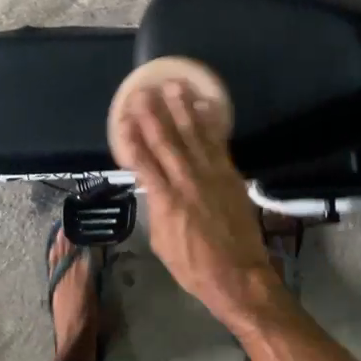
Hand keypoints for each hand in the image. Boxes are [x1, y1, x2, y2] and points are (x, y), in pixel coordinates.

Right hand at [114, 82, 283, 328]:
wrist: (238, 273)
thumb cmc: (194, 266)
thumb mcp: (161, 242)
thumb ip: (156, 208)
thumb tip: (153, 187)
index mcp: (164, 201)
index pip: (143, 161)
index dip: (132, 137)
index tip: (123, 118)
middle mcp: (186, 181)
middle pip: (166, 140)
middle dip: (152, 114)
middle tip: (143, 91)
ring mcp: (211, 174)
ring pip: (193, 134)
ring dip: (181, 108)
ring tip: (173, 86)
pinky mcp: (230, 173)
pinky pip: (218, 141)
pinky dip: (210, 121)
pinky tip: (204, 104)